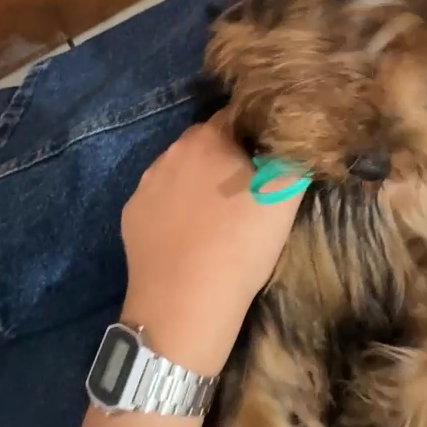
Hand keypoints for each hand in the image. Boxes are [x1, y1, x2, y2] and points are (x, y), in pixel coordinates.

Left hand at [118, 121, 303, 373]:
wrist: (185, 307)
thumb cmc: (240, 243)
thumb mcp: (285, 195)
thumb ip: (293, 156)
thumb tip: (295, 138)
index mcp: (206, 137)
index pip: (238, 119)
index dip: (257, 137)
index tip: (270, 160)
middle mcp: (170, 152)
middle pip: (207, 144)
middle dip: (227, 159)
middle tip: (249, 191)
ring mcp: (144, 186)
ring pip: (181, 173)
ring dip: (199, 184)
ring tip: (220, 219)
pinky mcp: (131, 218)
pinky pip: (161, 203)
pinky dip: (175, 211)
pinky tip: (191, 237)